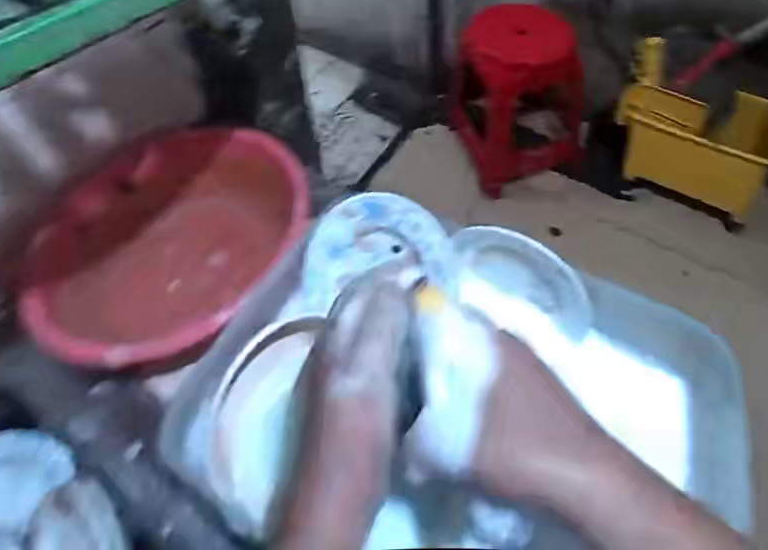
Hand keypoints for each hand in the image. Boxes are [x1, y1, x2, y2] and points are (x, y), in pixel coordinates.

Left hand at [275, 270, 411, 549]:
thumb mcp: (371, 373)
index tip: (431, 266)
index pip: (365, 285)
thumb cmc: (355, 434)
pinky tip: (417, 349)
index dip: (396, 271)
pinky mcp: (350, 394)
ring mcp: (337, 372)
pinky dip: (397, 338)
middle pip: (367, 303)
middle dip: (399, 288)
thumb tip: (402, 275)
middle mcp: (332, 347)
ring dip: (399, 312)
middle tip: (436, 286)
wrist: (335, 501)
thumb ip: (383, 323)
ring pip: (371, 326)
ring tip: (432, 311)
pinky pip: (376, 349)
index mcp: (336, 337)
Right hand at [407, 295, 743, 549]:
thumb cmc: (522, 449)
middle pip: (456, 334)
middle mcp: (507, 340)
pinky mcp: (533, 385)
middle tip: (399, 377)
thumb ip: (419, 441)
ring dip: (449, 376)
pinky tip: (458, 418)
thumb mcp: (457, 450)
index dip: (414, 318)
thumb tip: (395, 440)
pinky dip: (469, 390)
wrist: (583, 473)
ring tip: (422, 402)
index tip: (385, 334)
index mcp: (490, 340)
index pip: (444, 310)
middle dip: (427, 354)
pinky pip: (489, 376)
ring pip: (472, 357)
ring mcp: (523, 361)